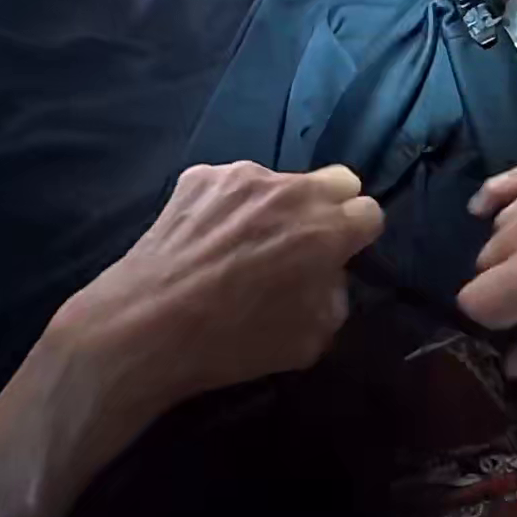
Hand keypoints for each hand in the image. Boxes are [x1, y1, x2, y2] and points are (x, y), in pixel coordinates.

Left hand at [44, 162, 384, 416]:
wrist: (147, 324)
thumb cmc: (233, 342)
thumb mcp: (310, 340)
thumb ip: (334, 296)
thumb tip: (328, 272)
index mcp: (325, 230)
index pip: (369, 211)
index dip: (357, 236)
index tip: (340, 252)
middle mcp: (289, 189)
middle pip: (337, 179)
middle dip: (330, 206)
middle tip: (303, 239)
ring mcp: (241, 174)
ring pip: (280, 180)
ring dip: (275, 205)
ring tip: (241, 242)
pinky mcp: (200, 174)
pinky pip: (233, 184)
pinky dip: (231, 204)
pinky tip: (208, 236)